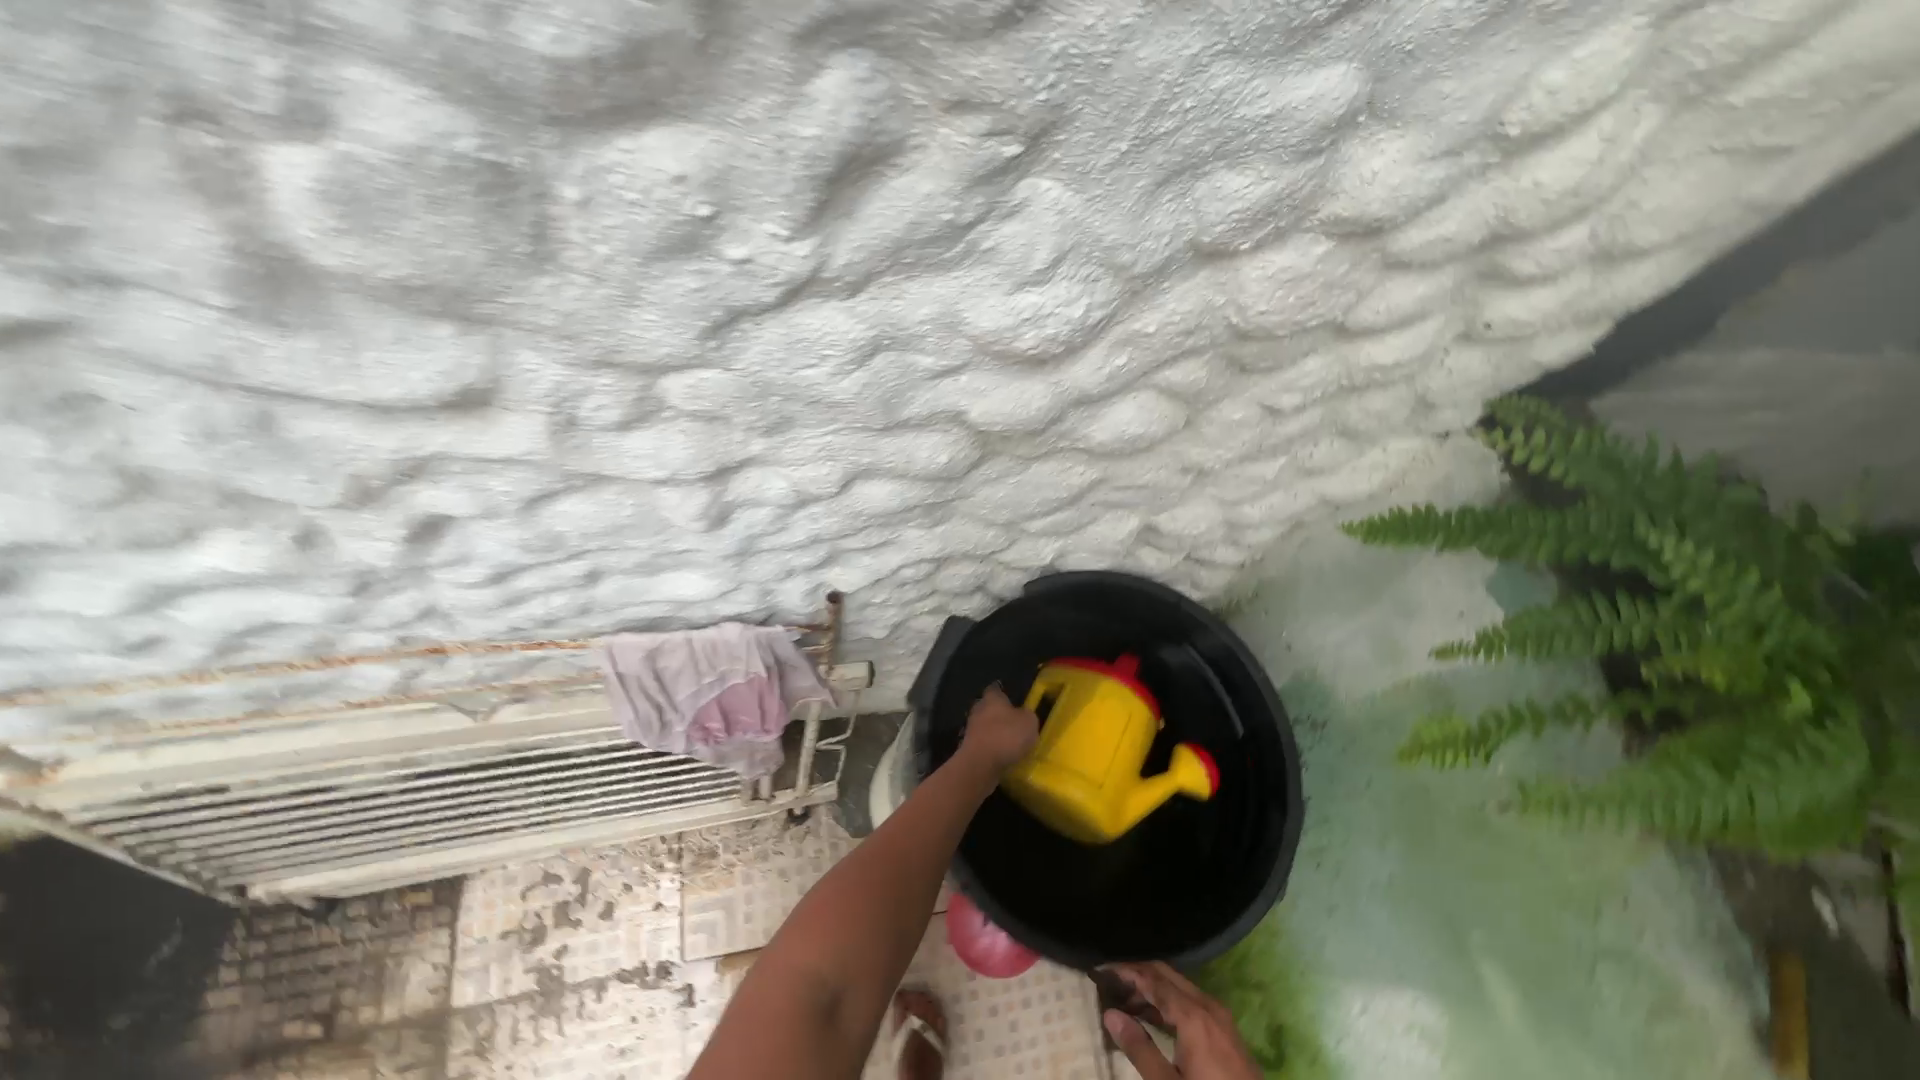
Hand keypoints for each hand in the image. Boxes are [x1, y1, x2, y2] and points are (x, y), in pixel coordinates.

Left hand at [959, 683, 1038, 773]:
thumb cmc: (1007, 735)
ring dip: (994, 732)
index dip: (1003, 693)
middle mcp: (978, 709)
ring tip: (1009, 742)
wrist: (981, 763)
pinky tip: (1001, 755)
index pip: (995, 689)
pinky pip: (982, 743)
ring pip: (984, 726)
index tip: (1011, 698)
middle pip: (987, 707)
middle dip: (998, 713)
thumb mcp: (1029, 722)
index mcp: (992, 698)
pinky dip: (990, 747)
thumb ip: (1027, 716)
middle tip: (1012, 722)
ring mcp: (971, 729)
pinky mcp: (968, 747)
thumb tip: (1023, 715)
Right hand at [1101, 962, 1261, 1079]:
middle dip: (1137, 975)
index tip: (1099, 971)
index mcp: (1193, 1015)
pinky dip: (1168, 1002)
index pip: (1152, 978)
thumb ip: (1139, 1048)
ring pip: (1179, 987)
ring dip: (1152, 989)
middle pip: (1166, 975)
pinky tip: (1151, 1017)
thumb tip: (1110, 1014)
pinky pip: (1191, 1002)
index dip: (1124, 971)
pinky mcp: (1225, 1030)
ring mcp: (1220, 1016)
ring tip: (1123, 1001)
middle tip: (1108, 984)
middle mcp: (1208, 1006)